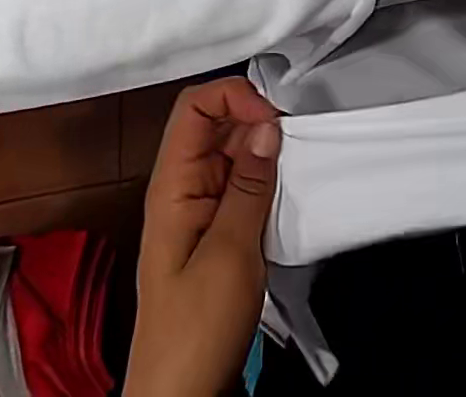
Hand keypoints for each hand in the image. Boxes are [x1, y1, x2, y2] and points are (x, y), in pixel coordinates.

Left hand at [127, 79, 280, 396]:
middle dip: (255, 115)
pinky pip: (243, 177)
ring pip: (232, 147)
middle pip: (214, 121)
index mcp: (172, 186)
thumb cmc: (194, 332)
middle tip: (292, 136)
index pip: (194, 108)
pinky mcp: (219, 223)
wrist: (181, 395)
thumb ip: (249, 185)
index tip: (273, 119)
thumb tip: (267, 127)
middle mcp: (183, 186)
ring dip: (264, 144)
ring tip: (294, 159)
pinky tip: (286, 182)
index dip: (234, 98)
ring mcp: (201, 204)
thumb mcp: (228, 253)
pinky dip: (266, 170)